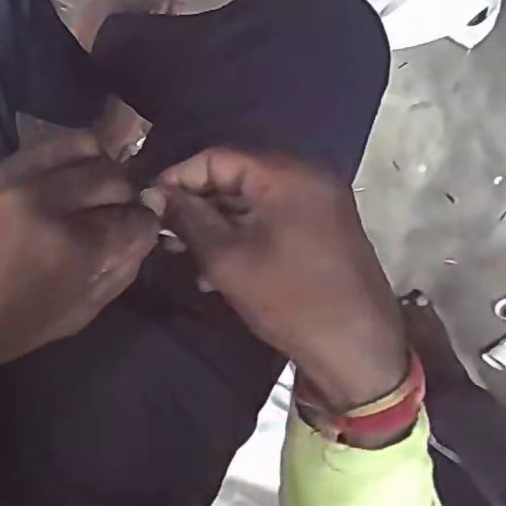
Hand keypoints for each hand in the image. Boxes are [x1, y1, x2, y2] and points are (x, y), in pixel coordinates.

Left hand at [0, 131, 160, 369]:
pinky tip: (74, 172)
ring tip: (97, 189)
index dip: (146, 227)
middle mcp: (51, 205)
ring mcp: (21, 181)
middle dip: (127, 199)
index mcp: (73, 251)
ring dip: (104, 171)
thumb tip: (141, 238)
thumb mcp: (73, 317)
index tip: (140, 233)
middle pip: (116, 180)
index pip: (135, 221)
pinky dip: (74, 154)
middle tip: (119, 214)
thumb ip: (117, 273)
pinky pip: (52, 144)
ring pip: (89, 152)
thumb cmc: (5, 325)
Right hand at [156, 147, 409, 409]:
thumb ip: (188, 219)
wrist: (356, 348)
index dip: (177, 177)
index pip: (218, 156)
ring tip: (182, 254)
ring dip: (214, 224)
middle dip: (195, 203)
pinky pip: (270, 220)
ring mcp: (318, 205)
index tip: (149, 203)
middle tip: (163, 231)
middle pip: (235, 176)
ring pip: (250, 202)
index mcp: (287, 176)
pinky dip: (240, 236)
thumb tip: (155, 194)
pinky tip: (215, 268)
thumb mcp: (227, 258)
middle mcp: (306, 179)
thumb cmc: (289, 299)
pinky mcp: (320, 230)